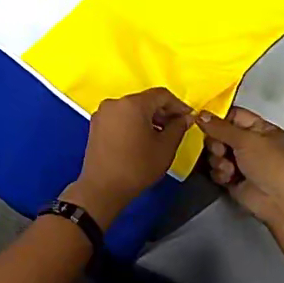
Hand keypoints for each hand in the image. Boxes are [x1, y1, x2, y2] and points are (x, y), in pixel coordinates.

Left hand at [70, 87, 192, 223]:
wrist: (103, 187)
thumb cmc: (137, 167)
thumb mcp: (165, 147)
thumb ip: (178, 127)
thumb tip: (185, 117)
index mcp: (132, 104)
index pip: (161, 95)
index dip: (178, 105)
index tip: (188, 117)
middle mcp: (114, 103)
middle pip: (144, 100)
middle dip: (162, 112)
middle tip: (176, 127)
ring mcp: (102, 113)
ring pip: (131, 108)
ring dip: (147, 118)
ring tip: (160, 135)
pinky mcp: (95, 125)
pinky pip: (119, 117)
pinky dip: (132, 123)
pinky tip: (141, 138)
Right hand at [196, 107, 283, 224]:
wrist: (282, 202)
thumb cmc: (271, 164)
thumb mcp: (246, 140)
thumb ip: (220, 127)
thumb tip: (200, 114)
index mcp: (259, 129)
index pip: (233, 115)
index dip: (217, 117)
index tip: (200, 119)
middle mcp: (250, 144)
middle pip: (220, 135)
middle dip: (216, 142)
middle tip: (220, 149)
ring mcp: (242, 162)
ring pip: (216, 153)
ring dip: (218, 160)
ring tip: (228, 168)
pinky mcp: (234, 179)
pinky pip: (217, 170)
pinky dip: (220, 173)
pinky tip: (228, 178)